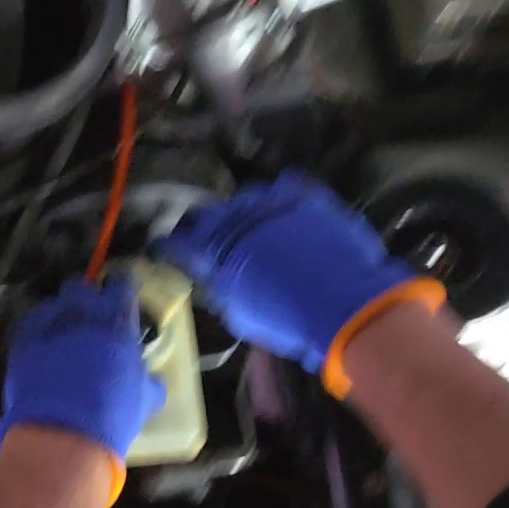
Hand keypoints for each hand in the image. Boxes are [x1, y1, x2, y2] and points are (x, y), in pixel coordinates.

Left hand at [0, 277, 166, 459]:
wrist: (63, 431)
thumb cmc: (113, 412)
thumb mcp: (144, 398)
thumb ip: (148, 381)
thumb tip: (151, 381)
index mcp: (118, 318)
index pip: (123, 282)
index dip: (122, 287)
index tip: (122, 296)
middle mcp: (83, 310)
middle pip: (81, 287)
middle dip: (84, 299)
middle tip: (88, 320)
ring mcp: (49, 321)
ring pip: (52, 304)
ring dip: (58, 317)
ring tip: (61, 339)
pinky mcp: (22, 338)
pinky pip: (29, 324)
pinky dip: (36, 332)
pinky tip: (40, 350)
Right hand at [156, 172, 445, 374]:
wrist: (344, 304)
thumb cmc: (286, 322)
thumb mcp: (240, 316)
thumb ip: (222, 290)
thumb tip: (217, 280)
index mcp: (210, 252)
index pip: (175, 243)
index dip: (167, 247)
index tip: (164, 250)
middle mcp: (232, 219)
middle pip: (204, 215)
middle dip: (200, 227)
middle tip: (205, 240)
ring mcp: (269, 202)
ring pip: (243, 198)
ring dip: (241, 212)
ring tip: (249, 224)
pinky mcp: (304, 196)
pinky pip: (285, 185)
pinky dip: (281, 196)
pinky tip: (284, 208)